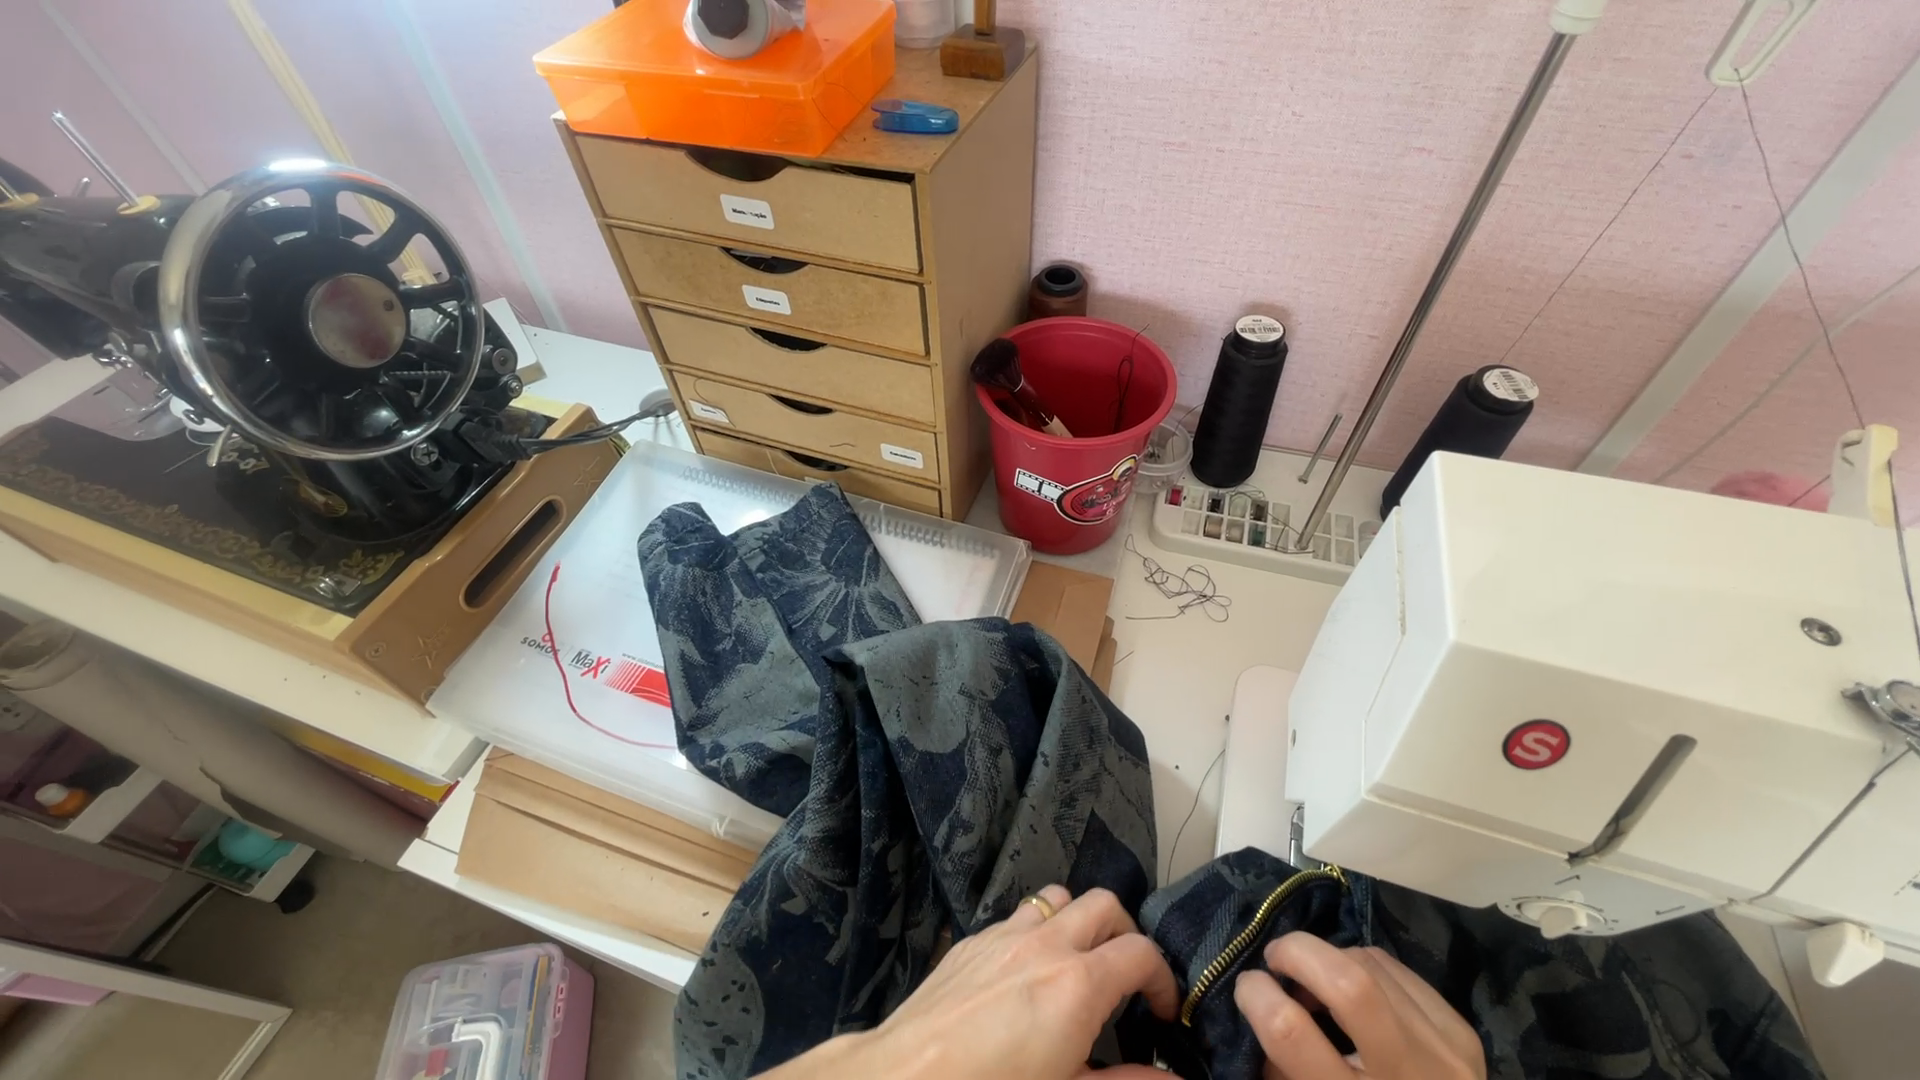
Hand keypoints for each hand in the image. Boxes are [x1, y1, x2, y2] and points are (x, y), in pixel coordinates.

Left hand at [761, 885, 1178, 1079]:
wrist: (907, 1077)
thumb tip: (1170, 1076)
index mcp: (1077, 984)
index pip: (1141, 953)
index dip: (1163, 979)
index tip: (1163, 1010)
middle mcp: (1045, 944)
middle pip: (1103, 904)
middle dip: (1125, 934)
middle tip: (1125, 977)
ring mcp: (1004, 934)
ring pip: (1057, 897)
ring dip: (1077, 921)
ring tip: (1076, 963)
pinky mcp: (971, 940)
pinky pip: (1016, 916)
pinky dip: (1035, 931)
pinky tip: (1024, 973)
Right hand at [1234, 933, 1484, 1079]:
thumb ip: (1282, 1068)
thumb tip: (1256, 1006)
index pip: (1292, 1032)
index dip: (1257, 996)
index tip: (1247, 986)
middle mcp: (1409, 1077)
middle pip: (1348, 984)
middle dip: (1297, 953)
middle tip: (1274, 958)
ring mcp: (1445, 1051)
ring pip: (1369, 965)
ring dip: (1327, 959)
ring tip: (1313, 980)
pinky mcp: (1461, 1031)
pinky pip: (1395, 969)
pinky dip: (1361, 965)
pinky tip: (1352, 987)